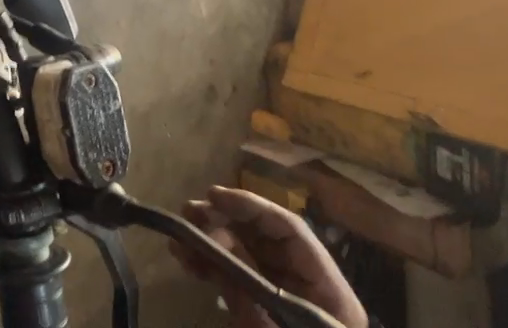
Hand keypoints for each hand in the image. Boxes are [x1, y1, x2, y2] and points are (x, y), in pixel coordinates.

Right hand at [172, 186, 367, 327]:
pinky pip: (236, 276)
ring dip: (210, 241)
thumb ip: (250, 297)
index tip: (212, 196)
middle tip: (187, 213)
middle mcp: (307, 285)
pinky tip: (188, 261)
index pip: (290, 231)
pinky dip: (211, 265)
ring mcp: (285, 297)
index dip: (251, 207)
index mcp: (328, 292)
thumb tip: (215, 252)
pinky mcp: (263, 311)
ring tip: (179, 242)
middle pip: (265, 237)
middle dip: (223, 220)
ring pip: (245, 252)